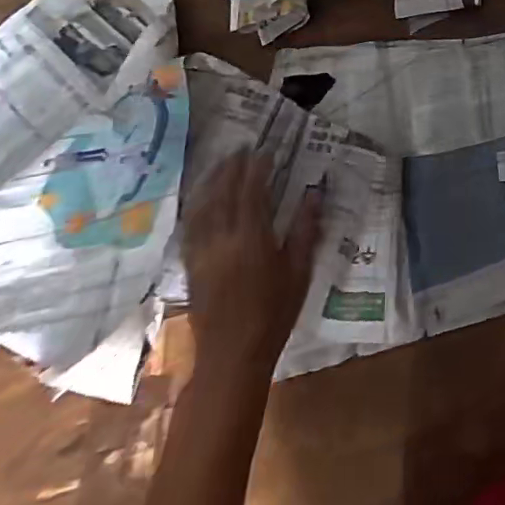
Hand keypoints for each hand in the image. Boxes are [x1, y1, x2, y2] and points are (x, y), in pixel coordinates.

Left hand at [182, 152, 321, 374]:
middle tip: (242, 149)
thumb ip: (305, 230)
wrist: (233, 356)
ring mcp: (201, 252)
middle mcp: (222, 240)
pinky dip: (197, 206)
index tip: (265, 152)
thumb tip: (314, 194)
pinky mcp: (190, 266)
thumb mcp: (299, 272)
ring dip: (211, 181)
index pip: (252, 192)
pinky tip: (201, 199)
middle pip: (223, 193)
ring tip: (221, 164)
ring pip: (202, 206)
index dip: (258, 168)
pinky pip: (190, 226)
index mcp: (252, 239)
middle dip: (231, 168)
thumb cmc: (274, 314)